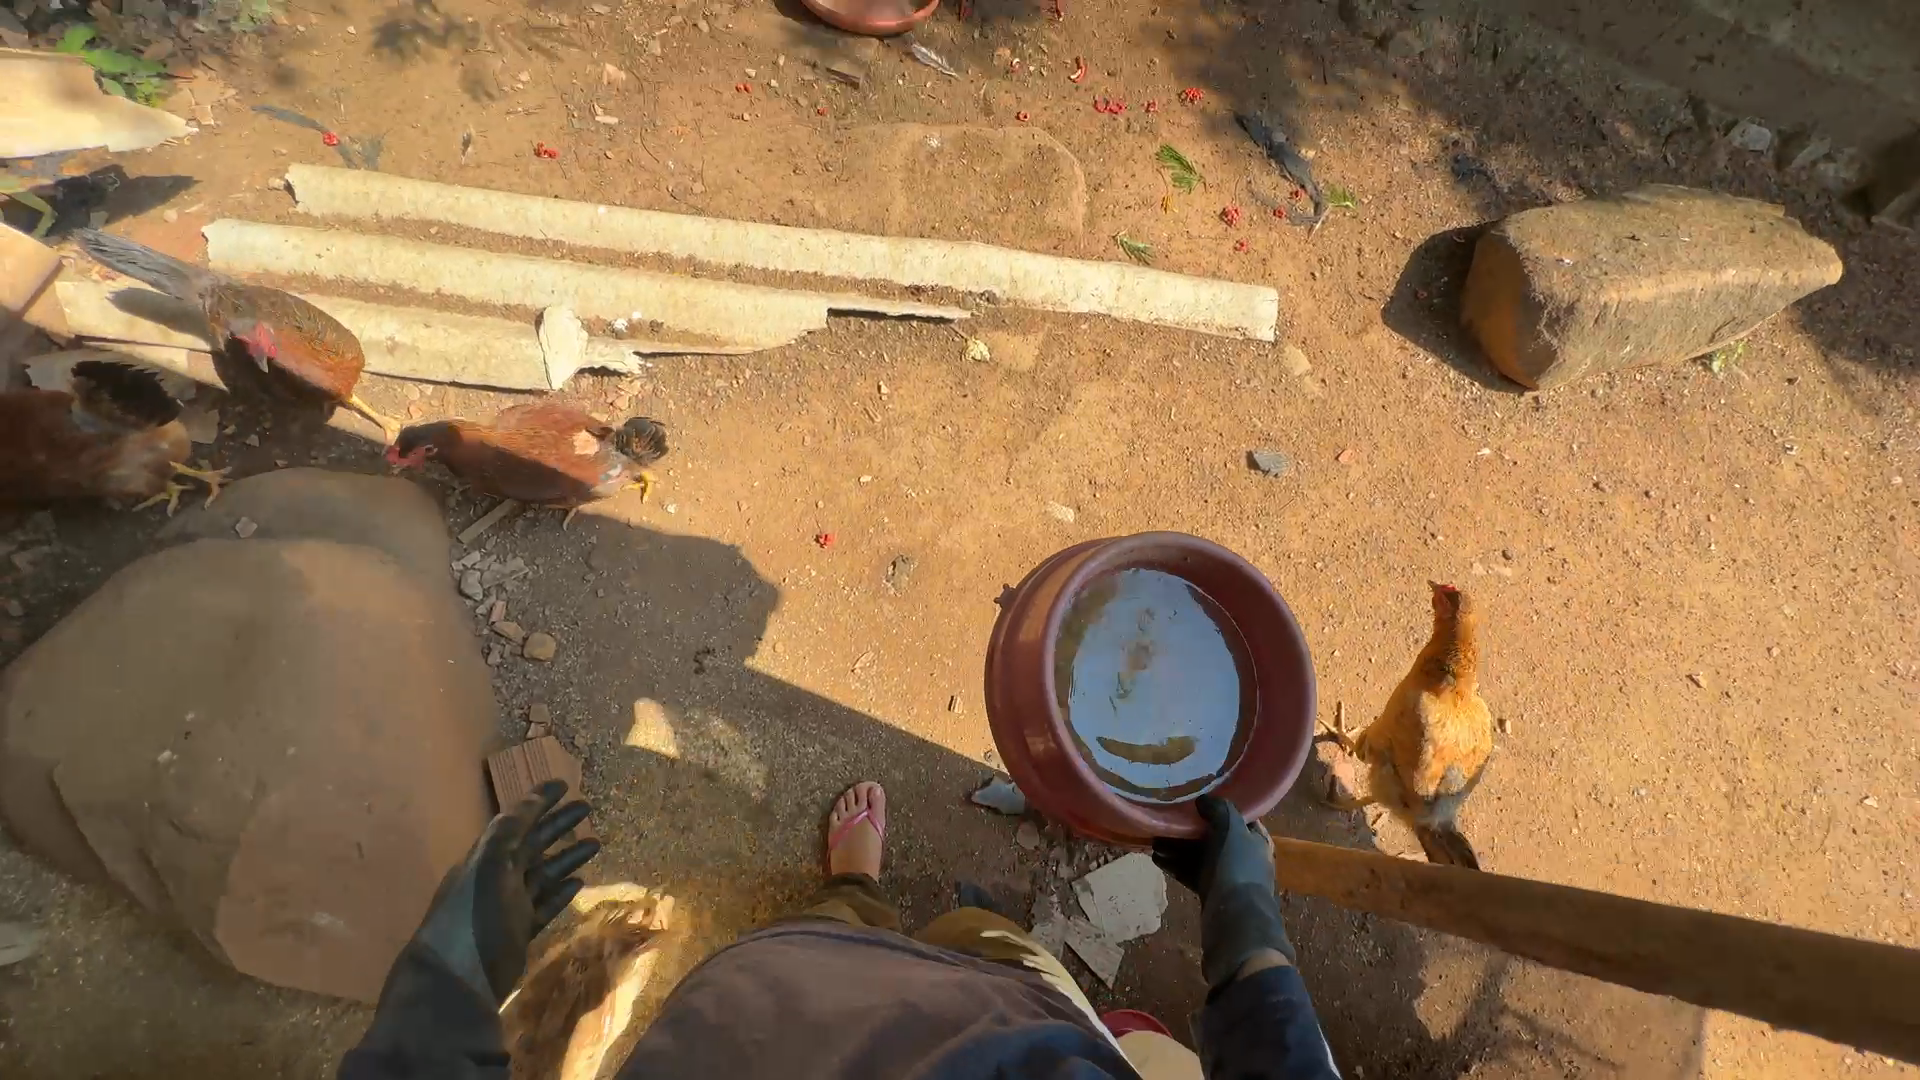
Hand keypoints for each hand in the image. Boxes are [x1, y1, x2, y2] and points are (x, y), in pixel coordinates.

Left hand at [410, 779, 599, 1003]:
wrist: (451, 990)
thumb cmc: (471, 922)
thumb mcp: (488, 867)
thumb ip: (508, 832)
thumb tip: (533, 798)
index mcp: (484, 860)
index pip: (516, 822)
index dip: (538, 802)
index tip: (564, 784)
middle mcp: (495, 879)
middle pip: (532, 844)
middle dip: (558, 824)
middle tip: (588, 807)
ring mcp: (507, 908)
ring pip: (543, 874)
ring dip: (567, 856)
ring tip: (596, 843)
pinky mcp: (517, 934)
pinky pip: (544, 905)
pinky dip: (561, 892)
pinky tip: (579, 883)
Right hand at [1153, 794, 1294, 988]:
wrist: (1235, 926)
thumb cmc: (1238, 871)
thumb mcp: (1233, 832)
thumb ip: (1220, 810)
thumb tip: (1204, 800)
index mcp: (1255, 841)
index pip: (1239, 816)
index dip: (1220, 805)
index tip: (1196, 796)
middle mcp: (1242, 857)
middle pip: (1213, 835)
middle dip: (1189, 827)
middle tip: (1165, 818)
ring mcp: (1226, 876)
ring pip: (1199, 854)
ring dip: (1177, 847)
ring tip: (1153, 841)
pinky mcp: (1210, 893)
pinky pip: (1190, 872)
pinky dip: (1175, 865)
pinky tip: (1156, 859)